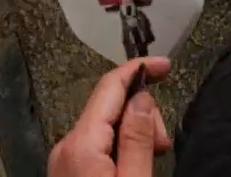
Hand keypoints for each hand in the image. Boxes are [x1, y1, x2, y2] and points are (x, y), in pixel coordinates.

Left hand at [48, 58, 171, 176]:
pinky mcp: (67, 171)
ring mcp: (64, 159)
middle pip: (110, 104)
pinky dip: (121, 145)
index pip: (110, 85)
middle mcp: (67, 144)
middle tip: (162, 144)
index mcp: (82, 143)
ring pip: (107, 124)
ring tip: (152, 158)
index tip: (165, 64)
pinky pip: (99, 143)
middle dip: (142, 113)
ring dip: (134, 132)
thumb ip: (137, 140)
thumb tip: (142, 96)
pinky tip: (135, 163)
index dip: (139, 68)